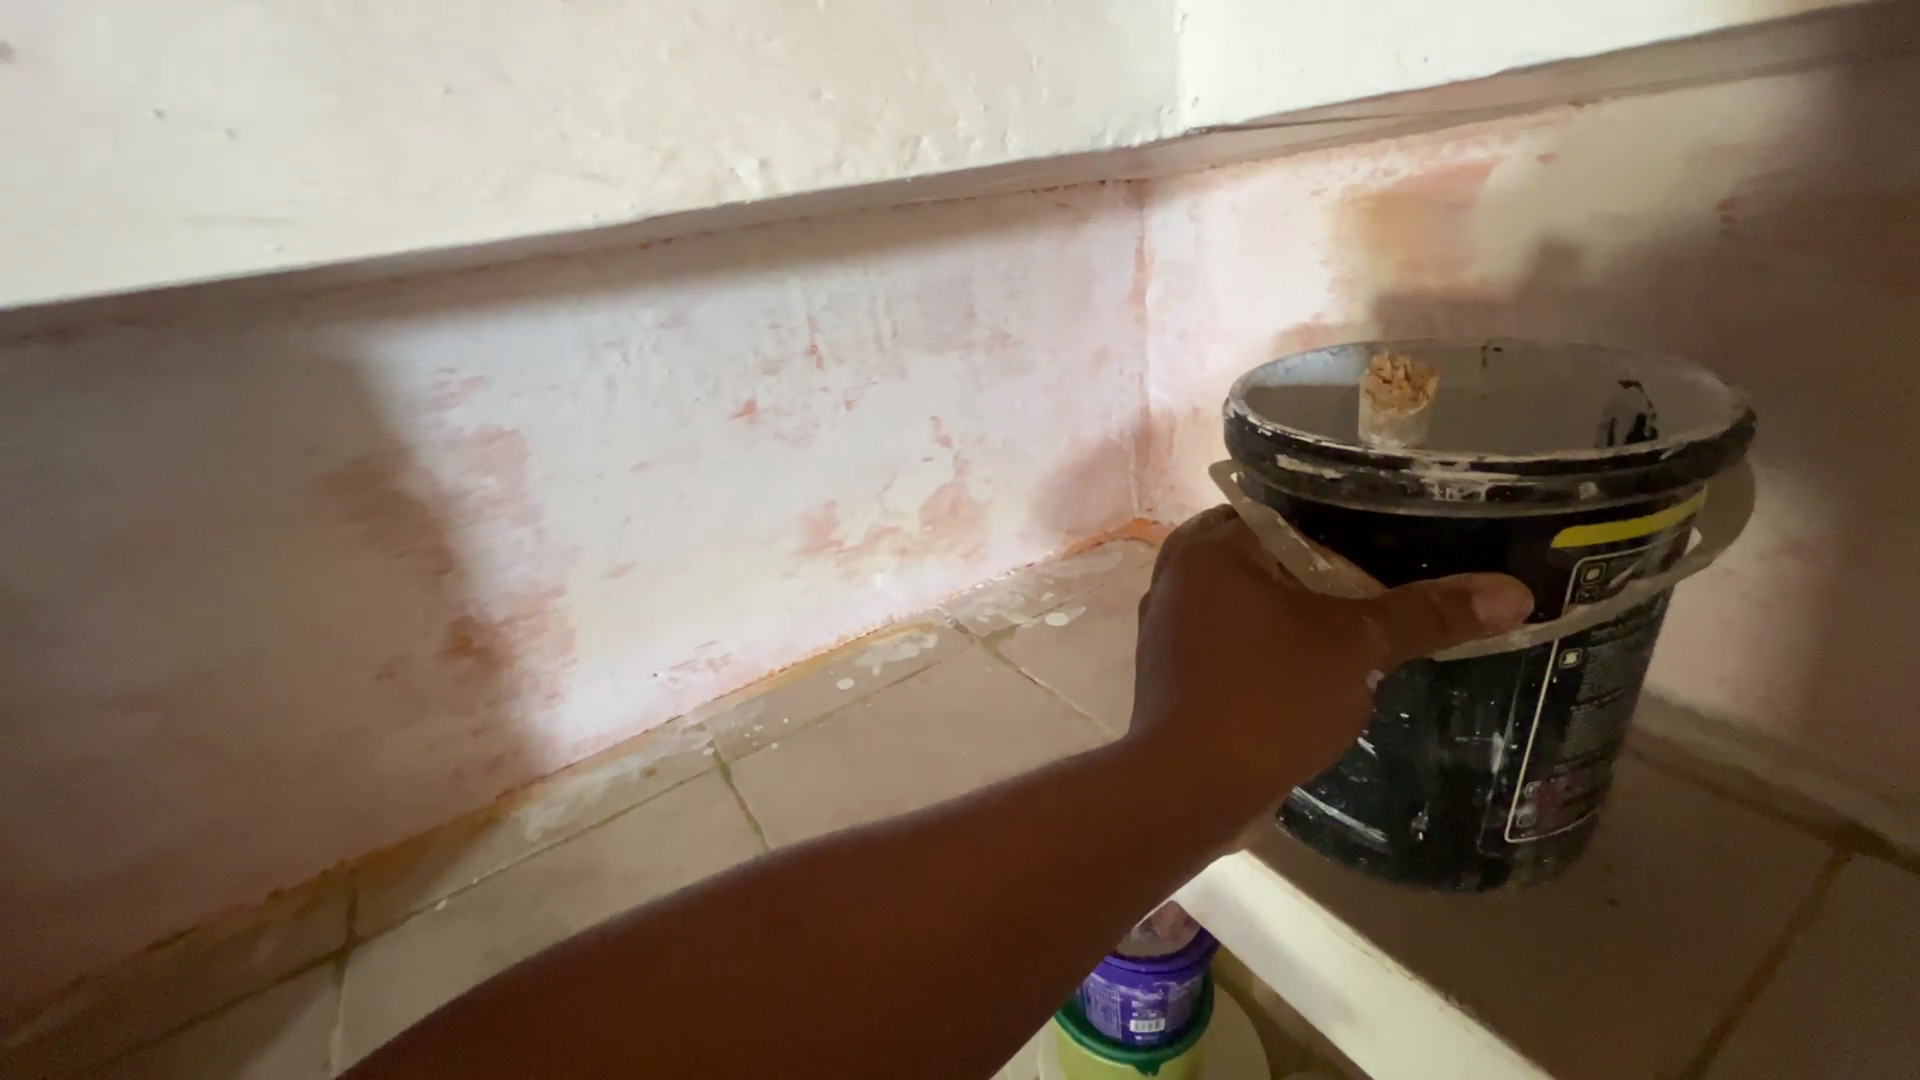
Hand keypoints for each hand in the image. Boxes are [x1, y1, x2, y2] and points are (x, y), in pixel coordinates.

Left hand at [1130, 505, 1534, 805]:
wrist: (1190, 784)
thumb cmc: (1268, 694)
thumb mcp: (1356, 647)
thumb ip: (1425, 614)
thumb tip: (1514, 591)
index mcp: (1210, 547)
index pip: (1282, 511)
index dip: (1341, 527)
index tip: (1391, 546)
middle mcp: (1176, 575)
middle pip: (1262, 558)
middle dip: (1317, 575)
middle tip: (1378, 589)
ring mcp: (1167, 625)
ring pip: (1243, 603)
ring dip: (1290, 615)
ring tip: (1354, 629)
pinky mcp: (1171, 670)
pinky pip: (1227, 642)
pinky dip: (1264, 648)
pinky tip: (1308, 670)